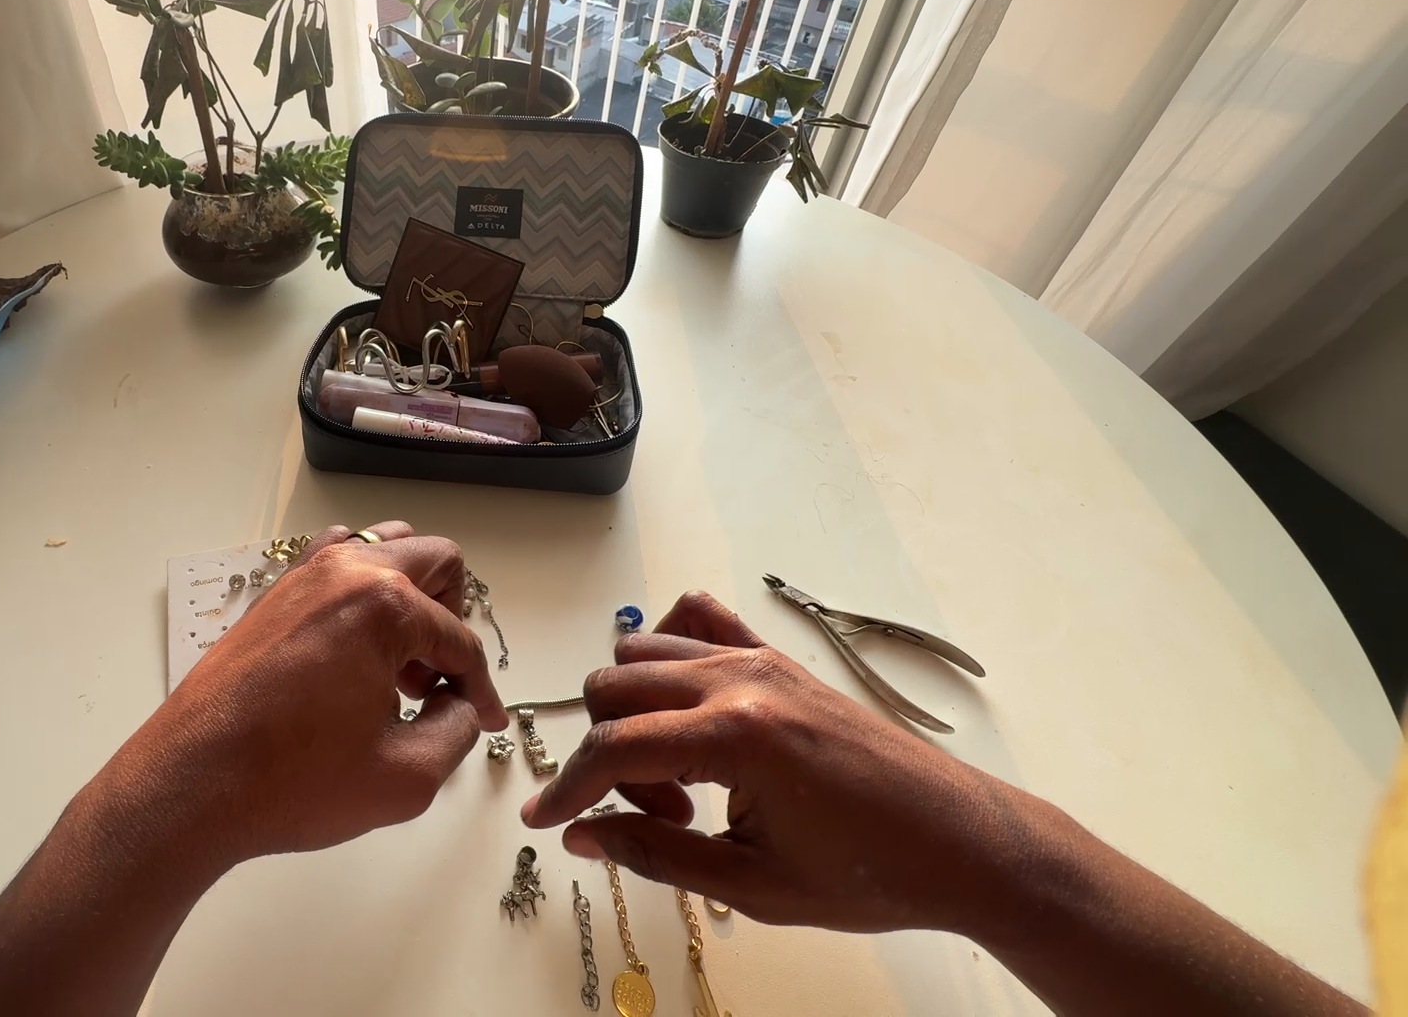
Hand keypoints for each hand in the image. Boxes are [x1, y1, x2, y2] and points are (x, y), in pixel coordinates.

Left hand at [121, 522, 508, 866]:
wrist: (188, 785)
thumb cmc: (296, 783)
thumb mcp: (405, 777)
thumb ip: (457, 729)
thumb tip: (460, 702)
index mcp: (384, 604)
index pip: (459, 639)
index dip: (481, 687)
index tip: (485, 720)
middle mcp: (347, 569)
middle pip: (436, 561)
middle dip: (451, 620)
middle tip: (437, 679)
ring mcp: (306, 573)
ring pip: (387, 548)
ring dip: (410, 597)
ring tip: (395, 662)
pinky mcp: (276, 590)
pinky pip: (338, 561)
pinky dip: (364, 590)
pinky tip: (354, 646)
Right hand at [520, 591, 1036, 936]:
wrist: (963, 841)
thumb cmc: (868, 877)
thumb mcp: (752, 887)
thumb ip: (654, 855)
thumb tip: (581, 837)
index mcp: (733, 735)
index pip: (613, 748)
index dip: (567, 787)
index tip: (542, 819)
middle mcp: (735, 678)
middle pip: (613, 686)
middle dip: (606, 753)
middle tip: (657, 813)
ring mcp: (755, 657)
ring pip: (642, 651)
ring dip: (634, 710)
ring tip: (680, 773)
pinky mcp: (773, 655)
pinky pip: (698, 617)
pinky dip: (668, 646)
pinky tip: (683, 699)